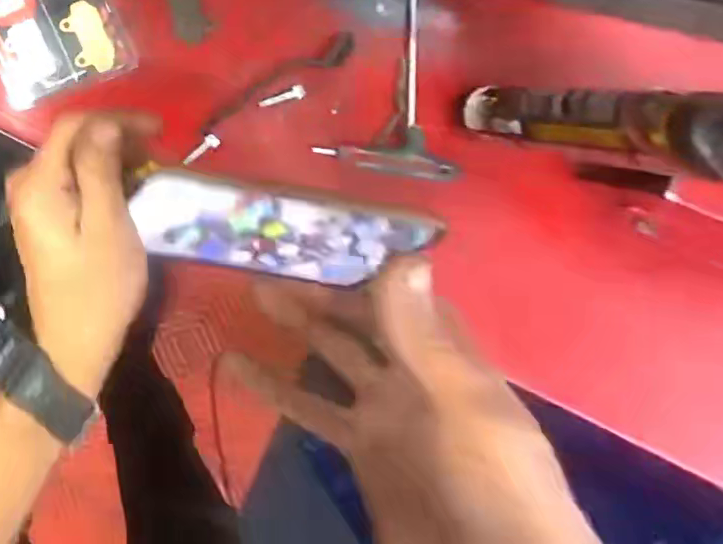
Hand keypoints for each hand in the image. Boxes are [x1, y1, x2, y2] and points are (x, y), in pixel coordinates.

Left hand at [5, 113, 154, 398]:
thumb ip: (100, 169)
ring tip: (151, 166)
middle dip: (116, 137)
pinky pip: (69, 177)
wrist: (70, 346)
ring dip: (111, 156)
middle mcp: (25, 181)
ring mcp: (29, 197)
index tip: (158, 129)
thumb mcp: (107, 226)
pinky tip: (128, 184)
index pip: (72, 125)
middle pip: (71, 139)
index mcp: (37, 181)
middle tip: (160, 151)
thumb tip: (104, 123)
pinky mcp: (40, 212)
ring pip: (72, 157)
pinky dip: (99, 175)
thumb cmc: (97, 289)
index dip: (115, 118)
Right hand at [221, 258, 597, 543]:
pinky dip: (271, 386)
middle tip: (272, 261)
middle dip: (320, 291)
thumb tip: (405, 254)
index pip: (405, 299)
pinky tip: (234, 363)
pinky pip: (308, 407)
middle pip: (361, 321)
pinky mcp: (358, 450)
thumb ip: (419, 334)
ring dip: (294, 325)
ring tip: (252, 293)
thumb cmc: (488, 484)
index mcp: (447, 363)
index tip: (322, 239)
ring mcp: (384, 416)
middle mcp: (415, 380)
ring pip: (330, 356)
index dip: (368, 269)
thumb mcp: (458, 405)